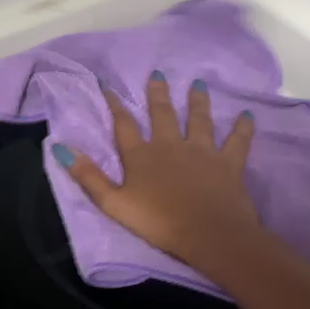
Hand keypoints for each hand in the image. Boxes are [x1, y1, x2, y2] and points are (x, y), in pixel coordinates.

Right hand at [55, 73, 260, 267]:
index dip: (115, 105)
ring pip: (199, 120)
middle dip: (157, 93)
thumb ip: (88, 176)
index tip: (108, 86)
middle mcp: (170, 146)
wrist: (209, 235)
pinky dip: (243, 128)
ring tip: (197, 85)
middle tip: (157, 73)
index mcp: (140, 156)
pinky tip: (247, 115)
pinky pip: (237, 141)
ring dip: (197, 102)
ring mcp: (202, 152)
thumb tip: (62, 148)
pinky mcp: (229, 164)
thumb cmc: (157, 221)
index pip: (124, 125)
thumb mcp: (112, 203)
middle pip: (162, 114)